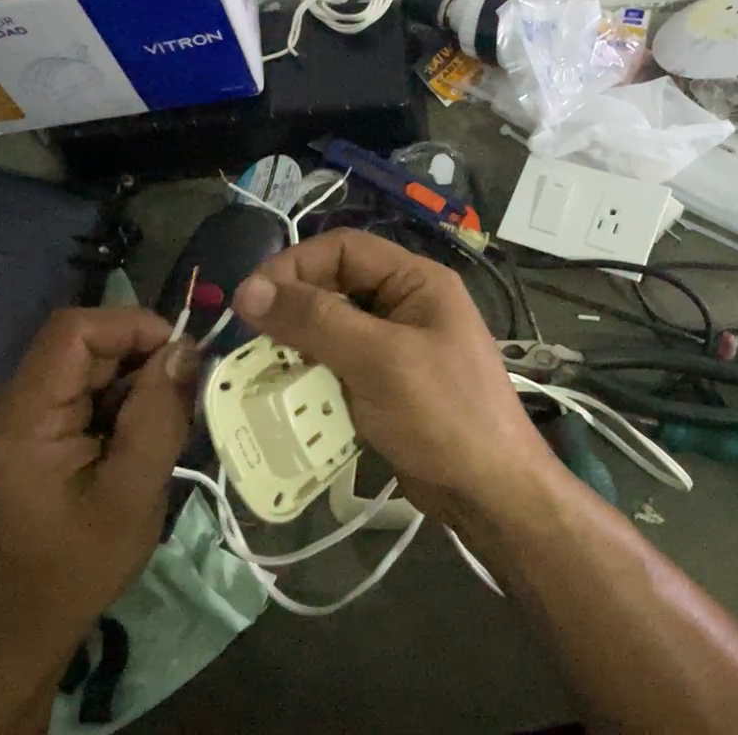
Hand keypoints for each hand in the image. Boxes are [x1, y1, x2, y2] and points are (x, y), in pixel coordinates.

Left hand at [0, 308, 200, 650]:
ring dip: (137, 387)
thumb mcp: (133, 491)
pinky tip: (140, 445)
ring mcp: (18, 418)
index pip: (74, 330)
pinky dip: (122, 406)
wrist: (22, 626)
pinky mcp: (31, 433)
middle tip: (183, 405)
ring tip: (163, 433)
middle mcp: (10, 404)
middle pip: (85, 346)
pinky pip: (85, 394)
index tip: (181, 360)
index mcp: (22, 416)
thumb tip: (185, 348)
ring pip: (91, 368)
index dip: (133, 327)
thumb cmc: (76, 565)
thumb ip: (159, 414)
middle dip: (143, 364)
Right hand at [230, 229, 558, 522]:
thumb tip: (249, 289)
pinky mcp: (386, 386)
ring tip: (265, 371)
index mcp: (417, 282)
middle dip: (293, 310)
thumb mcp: (379, 360)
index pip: (345, 248)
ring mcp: (398, 347)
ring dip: (298, 348)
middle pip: (336, 287)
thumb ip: (315, 321)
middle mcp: (407, 306)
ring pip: (332, 330)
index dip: (295, 265)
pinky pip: (339, 367)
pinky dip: (313, 379)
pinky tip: (291, 398)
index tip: (250, 299)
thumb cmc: (443, 414)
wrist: (488, 489)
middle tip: (251, 341)